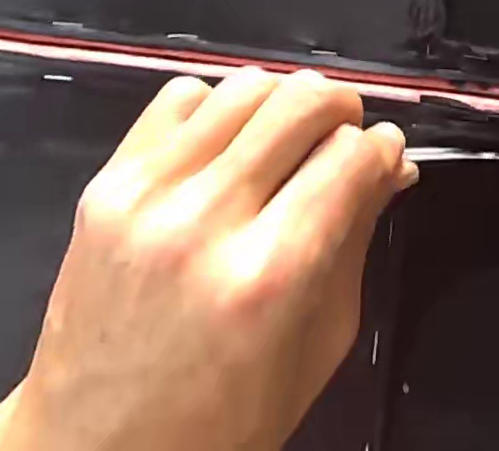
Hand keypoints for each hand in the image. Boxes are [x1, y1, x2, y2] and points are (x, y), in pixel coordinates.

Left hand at [0, 69, 415, 450]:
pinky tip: (226, 147)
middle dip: (344, 108)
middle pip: (304, 100)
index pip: (353, 153)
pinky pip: (182, 95)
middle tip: (342, 138)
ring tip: (286, 140)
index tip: (385, 158)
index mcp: (271, 272)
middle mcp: (205, 220)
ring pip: (248, 85)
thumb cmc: (229, 413)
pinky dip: (220, 107)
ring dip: (285, 102)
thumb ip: (361, 232)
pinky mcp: (104, 184)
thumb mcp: (324, 335)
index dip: (384, 147)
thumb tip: (394, 162)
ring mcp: (145, 195)